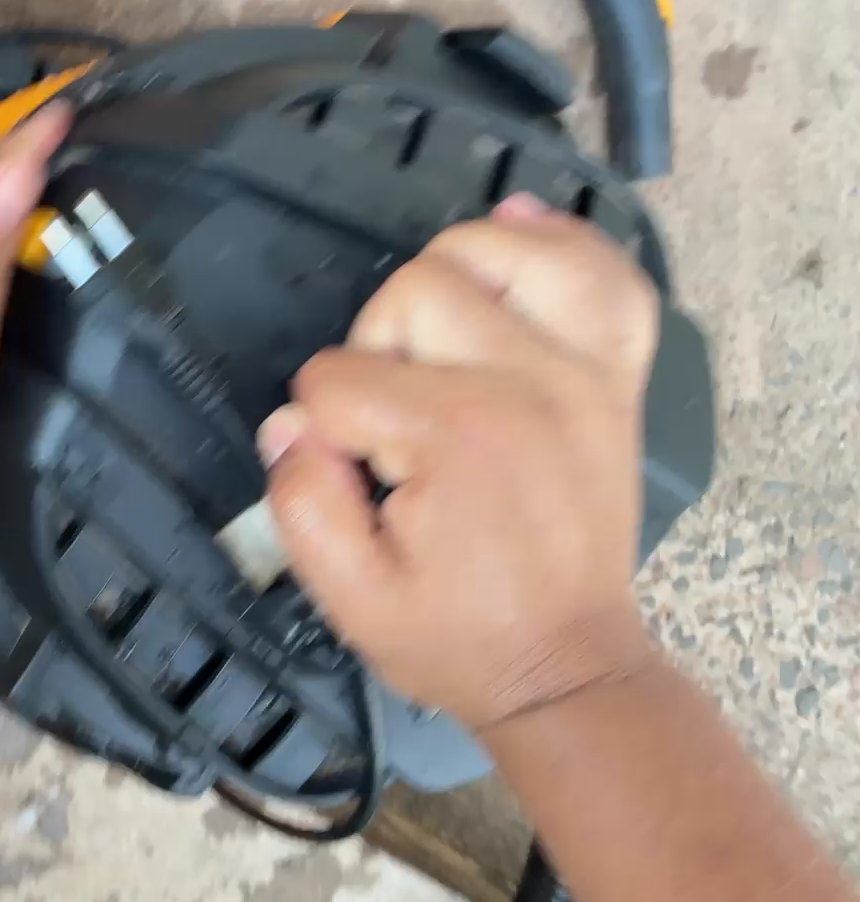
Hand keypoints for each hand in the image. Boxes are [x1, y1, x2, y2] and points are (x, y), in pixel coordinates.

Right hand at [261, 194, 660, 728]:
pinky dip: (554, 244)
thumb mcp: (341, 590)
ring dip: (443, 278)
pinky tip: (510, 234)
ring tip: (424, 337)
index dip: (313, 421)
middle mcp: (529, 384)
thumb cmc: (446, 631)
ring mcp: (584, 373)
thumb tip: (289, 424)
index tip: (340, 470)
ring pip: (499, 254)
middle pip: (410, 292)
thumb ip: (298, 499)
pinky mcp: (612, 377)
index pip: (332, 377)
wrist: (565, 667)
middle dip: (368, 348)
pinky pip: (601, 274)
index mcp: (455, 437)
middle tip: (381, 421)